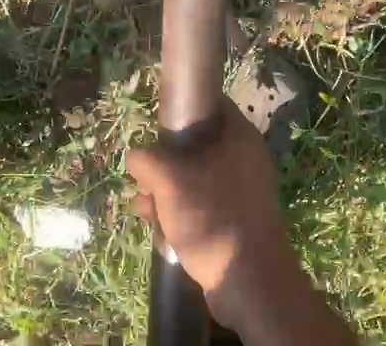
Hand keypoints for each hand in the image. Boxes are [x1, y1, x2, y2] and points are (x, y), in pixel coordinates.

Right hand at [124, 102, 292, 300]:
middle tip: (145, 179)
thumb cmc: (211, 214)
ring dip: (166, 191)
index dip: (181, 109)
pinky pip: (202, 205)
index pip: (209, 104)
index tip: (157, 124)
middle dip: (164, 163)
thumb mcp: (168, 178)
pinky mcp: (237, 221)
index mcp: (238, 136)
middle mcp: (245, 159)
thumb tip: (137, 157)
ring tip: (145, 208)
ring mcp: (242, 192)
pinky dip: (180, 213)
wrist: (248, 282)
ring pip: (194, 178)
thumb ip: (146, 158)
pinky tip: (160, 229)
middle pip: (195, 145)